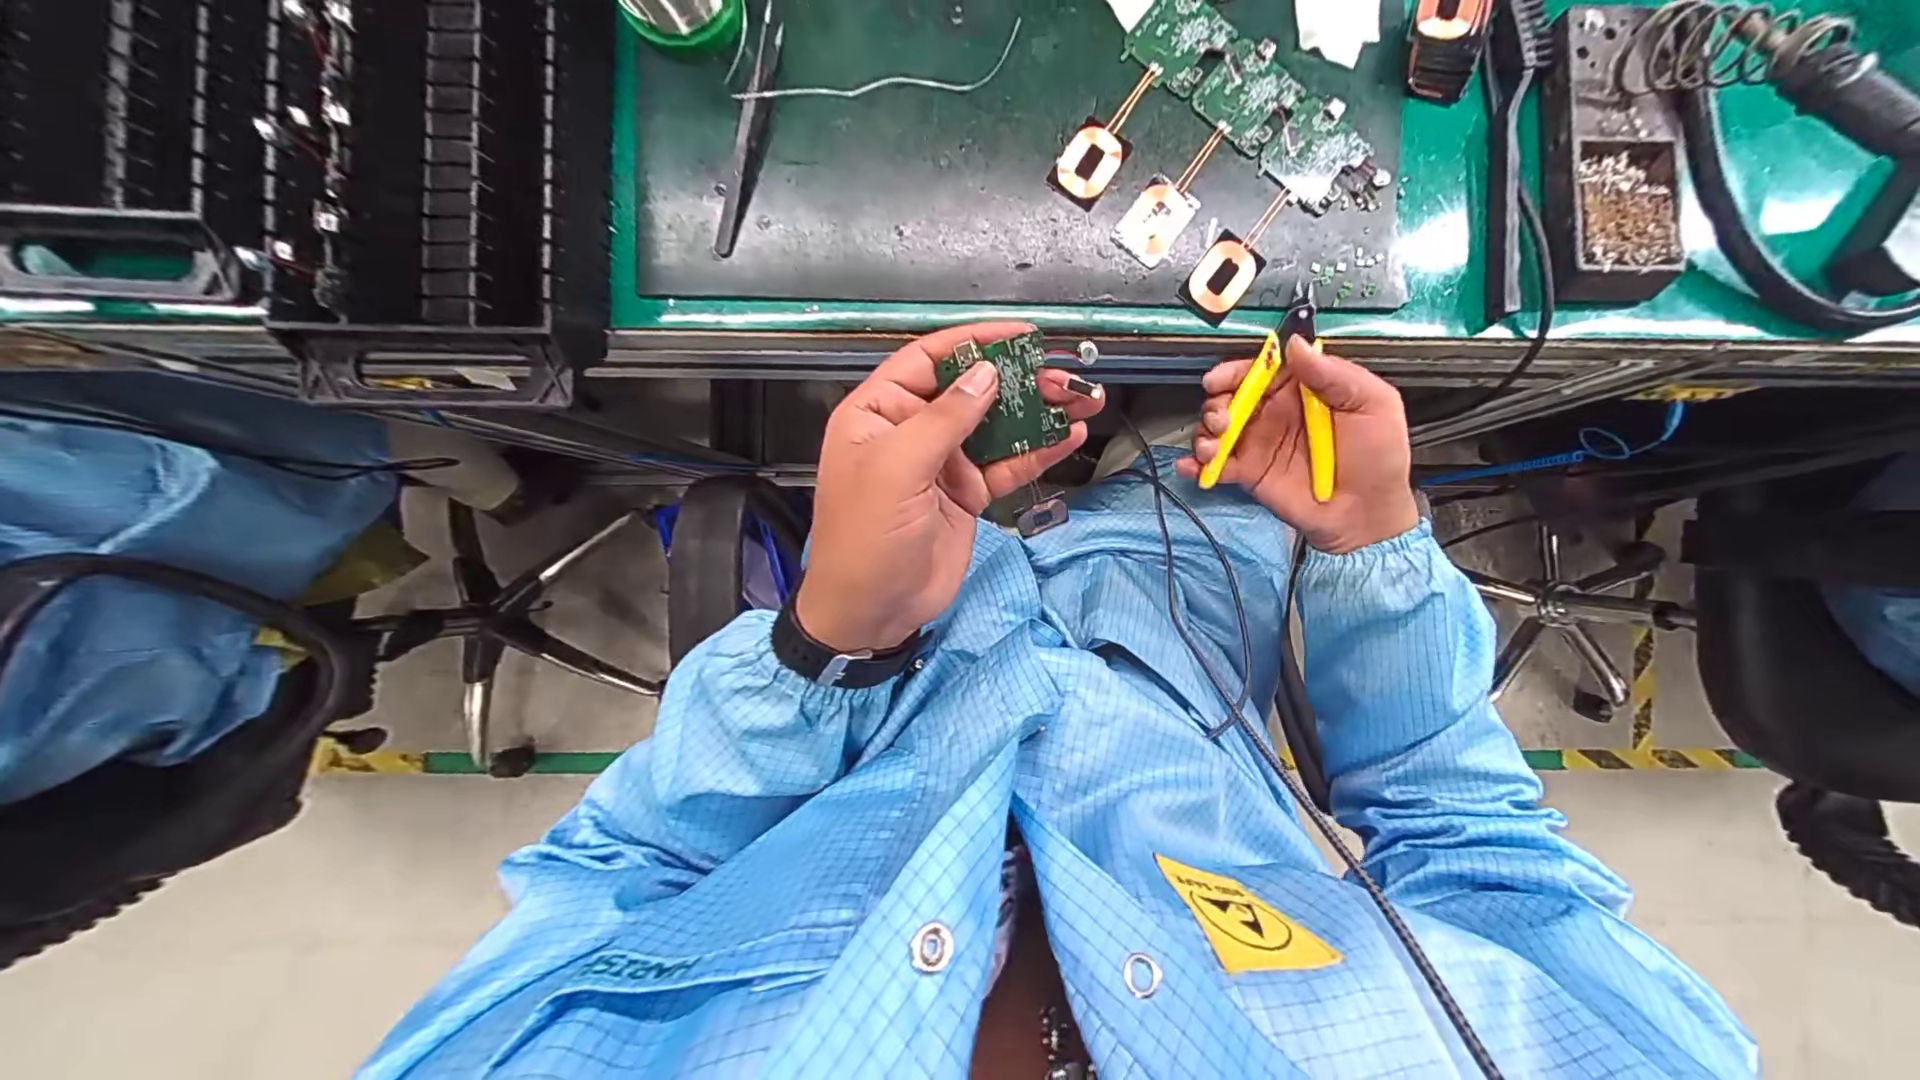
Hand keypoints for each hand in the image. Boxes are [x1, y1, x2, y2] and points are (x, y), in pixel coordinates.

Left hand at [795, 323, 1104, 652]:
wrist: (872, 610)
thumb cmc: (865, 538)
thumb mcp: (897, 469)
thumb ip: (944, 418)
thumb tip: (985, 374)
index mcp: (879, 412)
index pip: (930, 360)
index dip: (974, 342)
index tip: (1020, 335)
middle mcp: (912, 430)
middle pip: (972, 390)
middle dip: (1019, 381)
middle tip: (1061, 377)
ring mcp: (943, 463)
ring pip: (997, 426)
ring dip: (1038, 414)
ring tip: (1081, 401)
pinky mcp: (967, 493)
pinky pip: (1007, 464)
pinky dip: (1037, 451)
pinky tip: (1066, 438)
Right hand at [1176, 337, 1418, 554]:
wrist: (1365, 514)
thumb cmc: (1378, 458)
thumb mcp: (1373, 404)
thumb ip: (1335, 374)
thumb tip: (1296, 346)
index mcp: (1301, 390)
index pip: (1261, 370)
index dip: (1237, 370)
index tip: (1221, 378)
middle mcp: (1273, 413)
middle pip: (1229, 397)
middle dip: (1215, 404)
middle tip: (1222, 419)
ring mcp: (1256, 443)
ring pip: (1215, 429)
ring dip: (1204, 433)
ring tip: (1212, 447)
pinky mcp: (1246, 472)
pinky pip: (1213, 465)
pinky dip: (1194, 464)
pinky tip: (1192, 466)